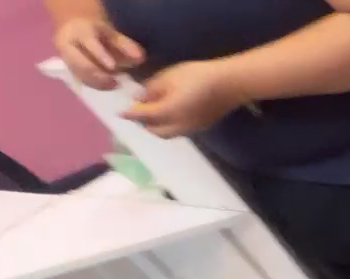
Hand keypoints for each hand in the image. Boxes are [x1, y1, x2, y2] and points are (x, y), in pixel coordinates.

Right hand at [56, 17, 142, 90]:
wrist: (86, 35)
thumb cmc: (106, 38)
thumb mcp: (118, 38)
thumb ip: (128, 46)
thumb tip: (138, 56)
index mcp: (80, 31)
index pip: (88, 41)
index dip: (99, 54)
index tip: (113, 67)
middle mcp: (67, 42)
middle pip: (76, 58)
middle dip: (95, 72)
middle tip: (115, 82)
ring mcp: (65, 55)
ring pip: (76, 70)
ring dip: (95, 81)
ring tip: (113, 86)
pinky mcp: (68, 67)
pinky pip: (78, 78)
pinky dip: (93, 85)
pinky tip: (107, 88)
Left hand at [123, 61, 248, 137]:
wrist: (231, 85)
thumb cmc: (197, 75)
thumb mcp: (168, 77)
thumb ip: (152, 90)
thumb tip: (139, 99)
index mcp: (172, 110)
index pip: (145, 116)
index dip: (130, 114)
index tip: (118, 112)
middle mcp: (183, 124)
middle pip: (158, 131)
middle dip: (144, 123)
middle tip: (135, 111)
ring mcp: (195, 127)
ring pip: (170, 133)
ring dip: (158, 126)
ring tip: (151, 113)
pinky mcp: (202, 126)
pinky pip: (181, 130)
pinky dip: (170, 125)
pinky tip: (168, 114)